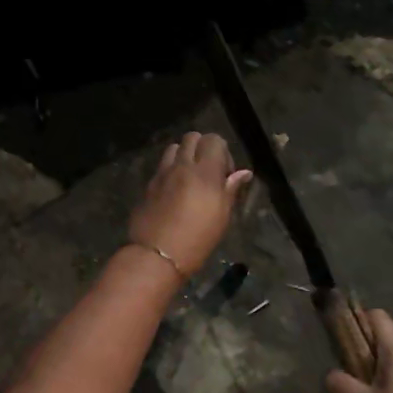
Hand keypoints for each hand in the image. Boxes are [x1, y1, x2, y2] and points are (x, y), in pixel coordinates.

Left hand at [127, 132, 251, 275]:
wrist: (157, 254)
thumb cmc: (197, 239)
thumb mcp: (222, 217)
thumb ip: (230, 189)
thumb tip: (243, 173)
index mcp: (204, 172)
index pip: (214, 140)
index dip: (222, 152)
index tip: (224, 173)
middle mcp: (182, 165)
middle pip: (192, 137)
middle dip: (202, 148)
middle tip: (208, 172)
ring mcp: (162, 172)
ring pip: (174, 147)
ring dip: (184, 155)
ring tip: (189, 177)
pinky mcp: (149, 183)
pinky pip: (162, 164)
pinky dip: (171, 167)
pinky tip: (174, 189)